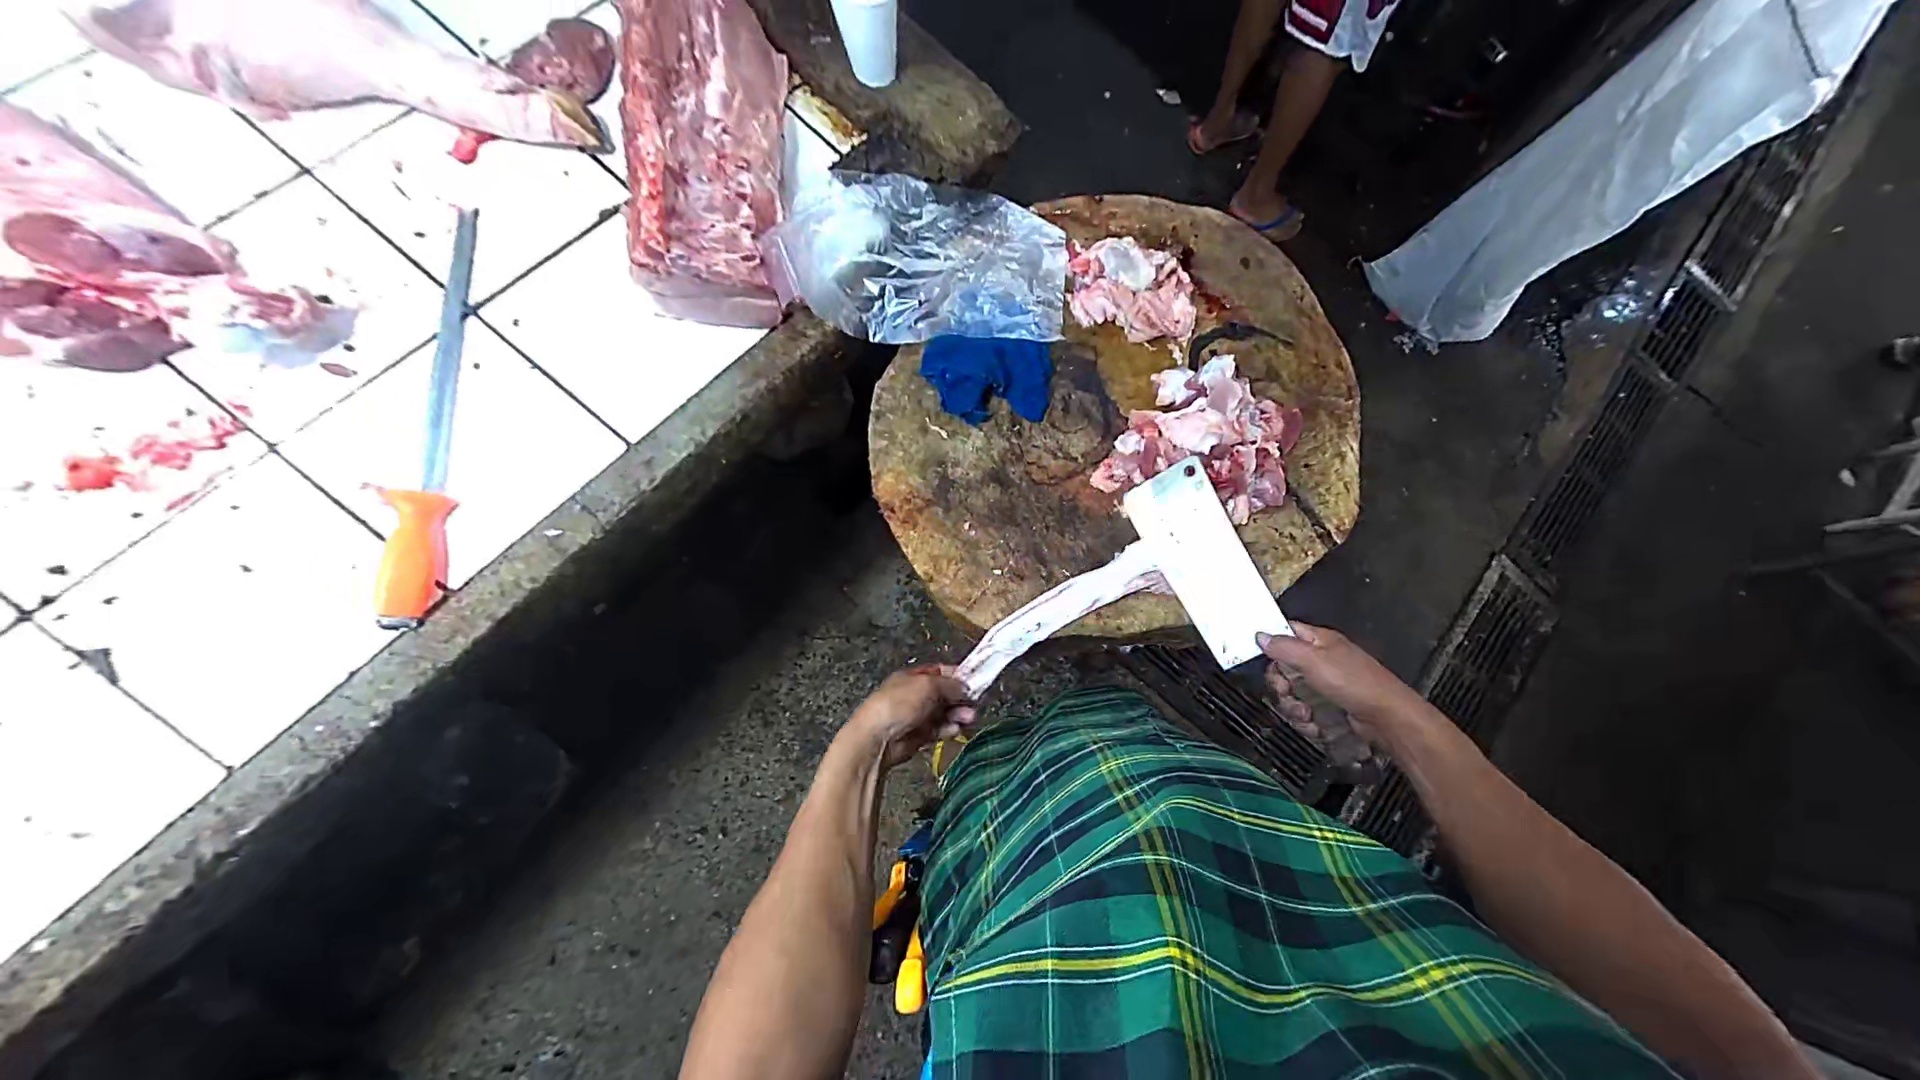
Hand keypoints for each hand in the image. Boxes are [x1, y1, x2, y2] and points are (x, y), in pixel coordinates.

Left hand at [842, 665, 977, 770]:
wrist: (877, 737)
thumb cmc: (899, 704)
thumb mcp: (928, 685)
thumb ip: (950, 685)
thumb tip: (965, 687)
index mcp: (914, 677)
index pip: (941, 673)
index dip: (958, 677)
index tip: (975, 683)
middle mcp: (916, 695)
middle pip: (945, 695)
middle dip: (960, 699)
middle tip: (973, 705)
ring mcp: (917, 716)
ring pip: (944, 713)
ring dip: (957, 715)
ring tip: (968, 719)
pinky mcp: (919, 736)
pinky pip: (938, 730)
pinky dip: (947, 729)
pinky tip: (954, 730)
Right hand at [1257, 622, 1434, 757]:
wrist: (1388, 720)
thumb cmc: (1359, 684)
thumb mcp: (1314, 659)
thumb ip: (1283, 646)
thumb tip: (1261, 636)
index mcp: (1318, 641)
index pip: (1284, 635)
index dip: (1271, 647)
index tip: (1268, 662)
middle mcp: (1320, 662)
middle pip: (1282, 670)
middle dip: (1281, 686)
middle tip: (1287, 691)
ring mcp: (1324, 686)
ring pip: (1291, 695)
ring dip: (1292, 707)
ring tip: (1305, 712)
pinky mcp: (1328, 708)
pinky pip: (1303, 713)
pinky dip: (1305, 722)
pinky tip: (1315, 723)